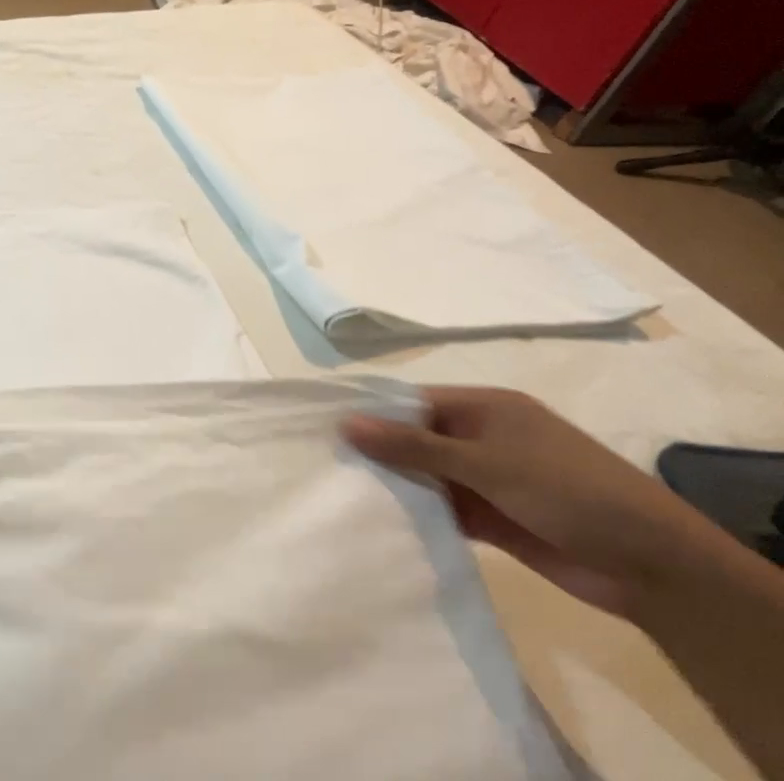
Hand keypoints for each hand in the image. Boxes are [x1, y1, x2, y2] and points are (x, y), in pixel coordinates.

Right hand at [341, 386, 715, 620]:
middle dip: (374, 451)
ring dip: (392, 485)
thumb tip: (344, 423)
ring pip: (424, 476)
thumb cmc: (569, 492)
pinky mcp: (490, 517)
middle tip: (316, 463)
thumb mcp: (487, 463)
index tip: (317, 427)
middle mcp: (483, 439)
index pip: (412, 402)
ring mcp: (487, 479)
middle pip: (414, 439)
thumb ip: (414, 446)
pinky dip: (413, 514)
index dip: (369, 413)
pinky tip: (374, 521)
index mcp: (487, 409)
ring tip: (334, 492)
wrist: (651, 565)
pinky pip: (439, 509)